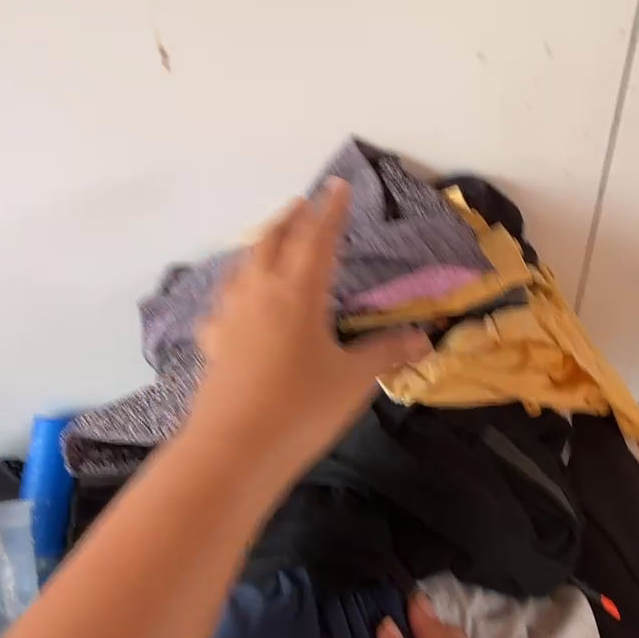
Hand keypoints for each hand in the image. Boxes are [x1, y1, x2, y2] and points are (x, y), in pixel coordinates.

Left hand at [186, 177, 429, 483]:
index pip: (317, 240)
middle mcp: (260, 295)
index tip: (336, 186)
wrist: (234, 451)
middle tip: (302, 204)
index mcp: (298, 293)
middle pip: (272, 242)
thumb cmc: (301, 408)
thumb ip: (388, 353)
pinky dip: (234, 290)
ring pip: (242, 267)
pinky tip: (234, 304)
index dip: (331, 212)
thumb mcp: (354, 380)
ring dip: (259, 246)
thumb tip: (425, 338)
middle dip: (289, 220)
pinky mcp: (214, 345)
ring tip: (269, 241)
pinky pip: (223, 304)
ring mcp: (230, 318)